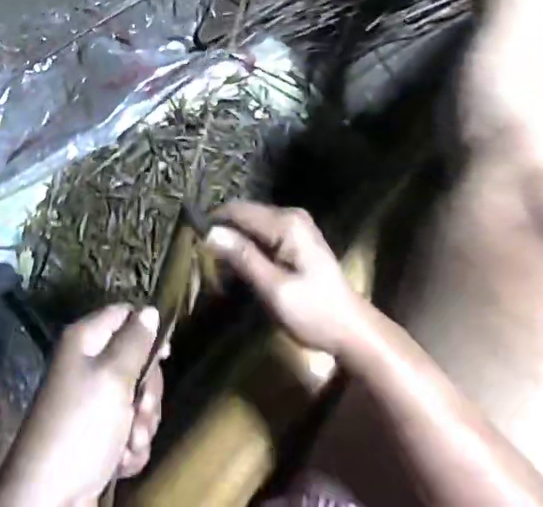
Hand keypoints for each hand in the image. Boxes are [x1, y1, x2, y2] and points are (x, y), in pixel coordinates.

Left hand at [0, 304, 166, 506]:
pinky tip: (122, 462)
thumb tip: (150, 310)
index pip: (122, 314)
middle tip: (141, 411)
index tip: (165, 354)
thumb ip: (135, 341)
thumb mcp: (113, 376)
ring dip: (142, 424)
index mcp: (85, 340)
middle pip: (135, 359)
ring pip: (137, 398)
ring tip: (130, 443)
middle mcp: (87, 365)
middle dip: (147, 390)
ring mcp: (92, 403)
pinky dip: (131, 447)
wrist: (49, 498)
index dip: (146, 328)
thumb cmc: (81, 427)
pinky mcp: (97, 436)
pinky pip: (128, 430)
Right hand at [204, 201, 372, 357]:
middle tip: (202, 260)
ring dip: (234, 241)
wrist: (352, 330)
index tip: (190, 241)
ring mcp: (296, 225)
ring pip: (251, 224)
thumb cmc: (314, 313)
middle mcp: (291, 215)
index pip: (238, 211)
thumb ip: (243, 258)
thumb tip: (210, 233)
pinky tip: (240, 268)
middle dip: (222, 233)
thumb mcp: (274, 289)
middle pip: (244, 214)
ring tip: (216, 267)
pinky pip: (263, 233)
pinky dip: (248, 246)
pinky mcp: (296, 238)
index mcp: (286, 223)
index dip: (212, 222)